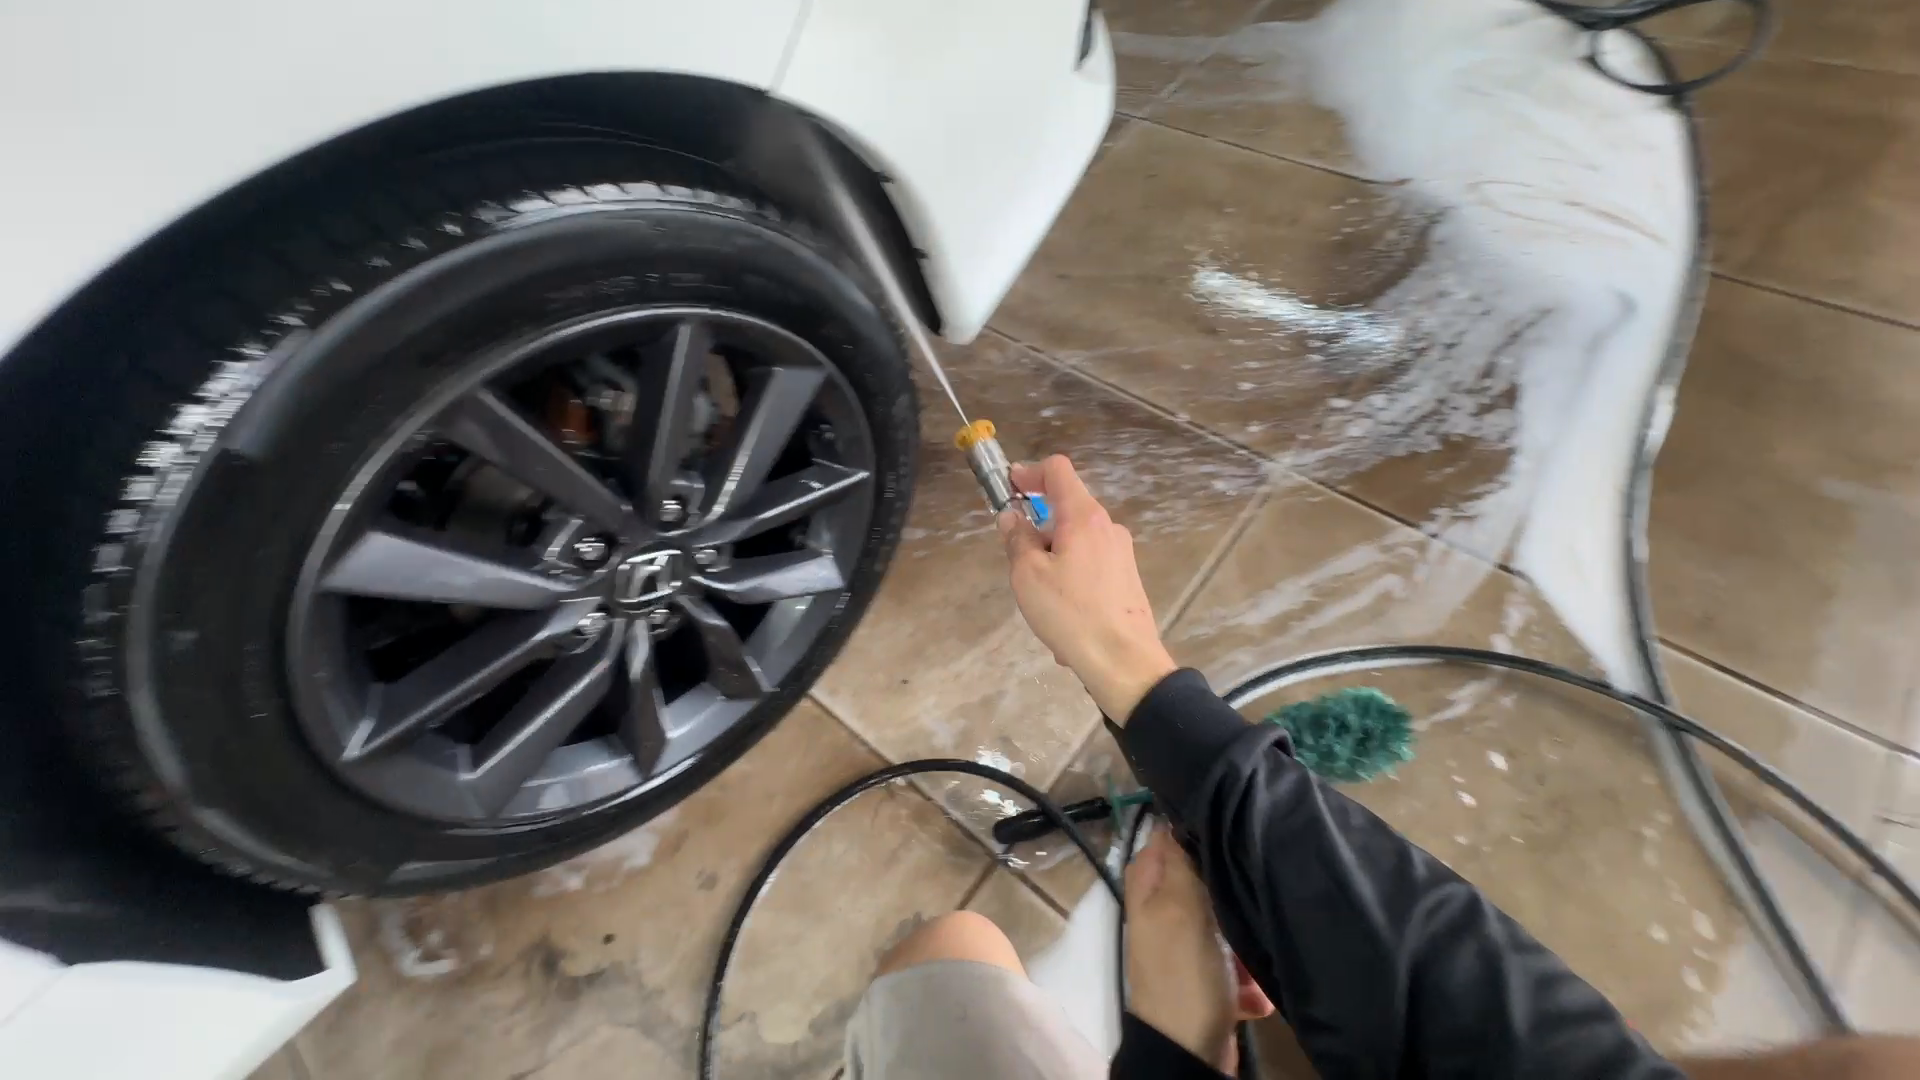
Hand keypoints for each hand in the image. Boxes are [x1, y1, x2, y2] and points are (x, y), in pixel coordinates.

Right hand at [998, 455, 1176, 721]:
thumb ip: (1017, 538)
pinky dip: (1070, 581)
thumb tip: (1012, 517)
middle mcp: (1108, 527)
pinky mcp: (1127, 579)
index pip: (1058, 470)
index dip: (1030, 472)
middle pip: (1066, 509)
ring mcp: (1122, 553)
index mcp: (1084, 517)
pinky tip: (1064, 618)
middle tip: (1018, 561)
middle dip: (1037, 528)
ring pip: (1076, 542)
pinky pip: (1089, 568)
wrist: (1124, 661)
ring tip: (1041, 603)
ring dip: (1052, 561)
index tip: (1010, 487)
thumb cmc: (1071, 612)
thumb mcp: (1028, 574)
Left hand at [1126, 830, 1274, 1071]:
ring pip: (1226, 918)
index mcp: (1148, 882)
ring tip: (1257, 950)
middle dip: (1234, 886)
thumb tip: (1181, 811)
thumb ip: (1182, 861)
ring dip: (1246, 938)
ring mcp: (1185, 940)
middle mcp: (1163, 904)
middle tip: (1259, 887)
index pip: (1172, 833)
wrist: (1187, 1054)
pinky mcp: (1207, 974)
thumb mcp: (1182, 908)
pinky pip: (1236, 961)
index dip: (1201, 826)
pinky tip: (1257, 990)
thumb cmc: (1182, 973)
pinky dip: (1247, 976)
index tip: (1237, 823)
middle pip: (1206, 876)